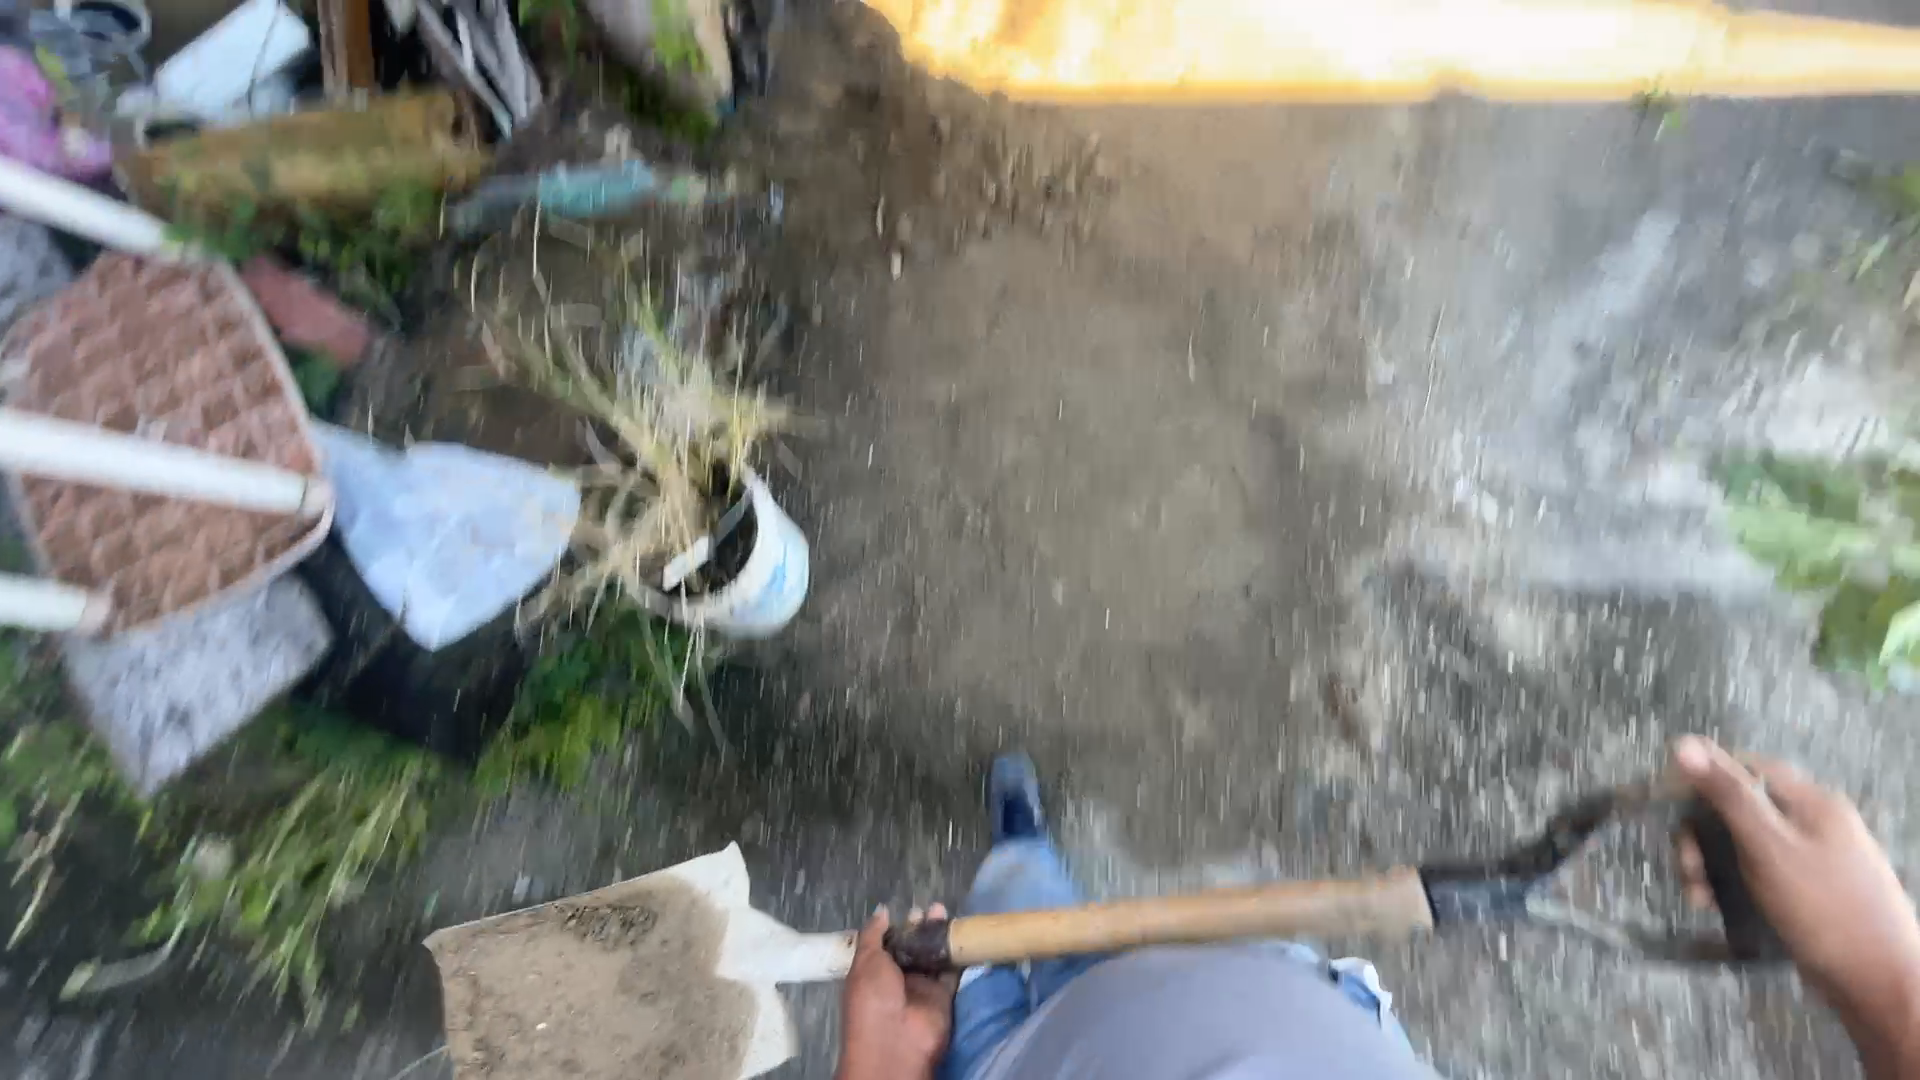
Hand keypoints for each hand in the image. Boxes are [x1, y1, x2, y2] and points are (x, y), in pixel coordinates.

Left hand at [836, 904, 959, 1079]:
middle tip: (932, 908)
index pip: (889, 943)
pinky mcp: (942, 997)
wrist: (895, 1042)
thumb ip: (874, 934)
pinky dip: (955, 953)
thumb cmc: (872, 998)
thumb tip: (882, 910)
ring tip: (943, 911)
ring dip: (938, 935)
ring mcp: (921, 988)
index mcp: (874, 972)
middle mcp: (898, 980)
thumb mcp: (865, 961)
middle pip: (913, 947)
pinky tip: (959, 932)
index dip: (899, 926)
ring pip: (932, 956)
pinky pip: (950, 972)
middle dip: (921, 927)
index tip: (910, 909)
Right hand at [1673, 736, 1919, 1076]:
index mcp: (1813, 803)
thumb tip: (1682, 742)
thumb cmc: (1823, 907)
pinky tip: (1713, 900)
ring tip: (1697, 890)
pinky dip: (1724, 878)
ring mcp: (1809, 854)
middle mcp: (1812, 822)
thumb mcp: (1767, 845)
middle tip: (1685, 862)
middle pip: (1733, 805)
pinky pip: (1749, 866)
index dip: (1701, 776)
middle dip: (1697, 832)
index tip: (1667, 802)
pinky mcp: (1801, 883)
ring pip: (1735, 838)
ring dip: (1704, 860)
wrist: (1879, 986)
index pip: (1744, 766)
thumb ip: (1727, 793)